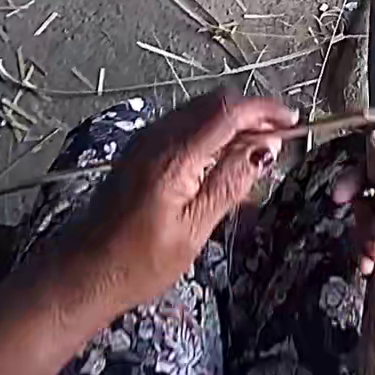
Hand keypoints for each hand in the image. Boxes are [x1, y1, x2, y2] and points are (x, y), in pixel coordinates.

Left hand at [59, 90, 295, 311]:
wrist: (82, 272)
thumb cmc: (139, 262)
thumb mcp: (194, 229)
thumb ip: (231, 182)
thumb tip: (266, 147)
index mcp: (175, 155)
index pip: (228, 112)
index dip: (264, 109)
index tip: (292, 119)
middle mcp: (161, 134)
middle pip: (217, 102)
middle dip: (253, 111)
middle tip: (280, 135)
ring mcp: (149, 136)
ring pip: (203, 108)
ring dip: (235, 118)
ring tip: (260, 145)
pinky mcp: (144, 145)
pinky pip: (188, 121)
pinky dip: (215, 127)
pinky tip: (226, 154)